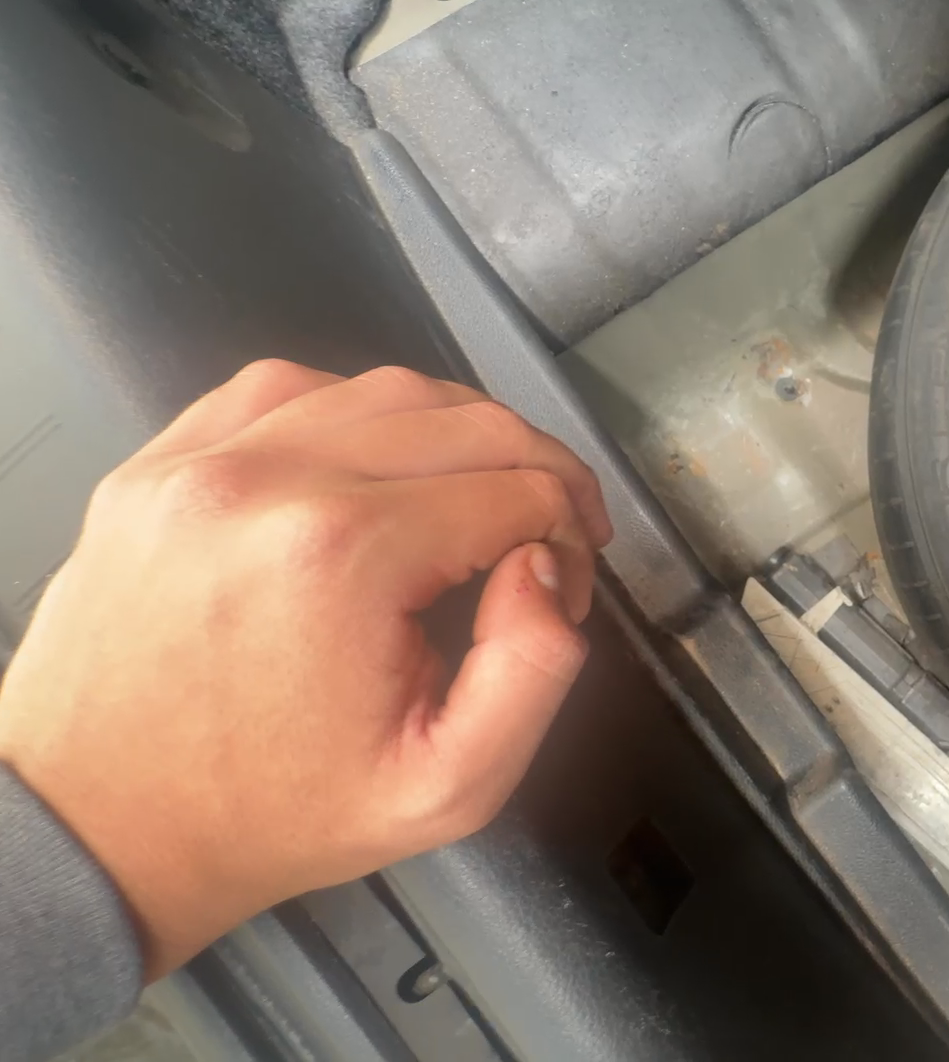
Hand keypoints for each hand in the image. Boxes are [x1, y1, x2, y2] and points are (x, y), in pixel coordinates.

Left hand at [0, 360, 613, 978]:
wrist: (95, 836)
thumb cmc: (284, 814)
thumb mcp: (457, 783)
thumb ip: (539, 667)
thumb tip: (548, 567)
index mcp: (344, 555)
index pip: (527, 492)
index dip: (575, 539)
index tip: (566, 593)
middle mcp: (268, 482)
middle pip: (480, 426)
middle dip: (552, 476)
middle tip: (565, 532)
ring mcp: (201, 462)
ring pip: (402, 392)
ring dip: (479, 438)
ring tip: (497, 495)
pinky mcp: (164, 463)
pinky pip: (304, 390)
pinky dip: (380, 415)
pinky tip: (400, 465)